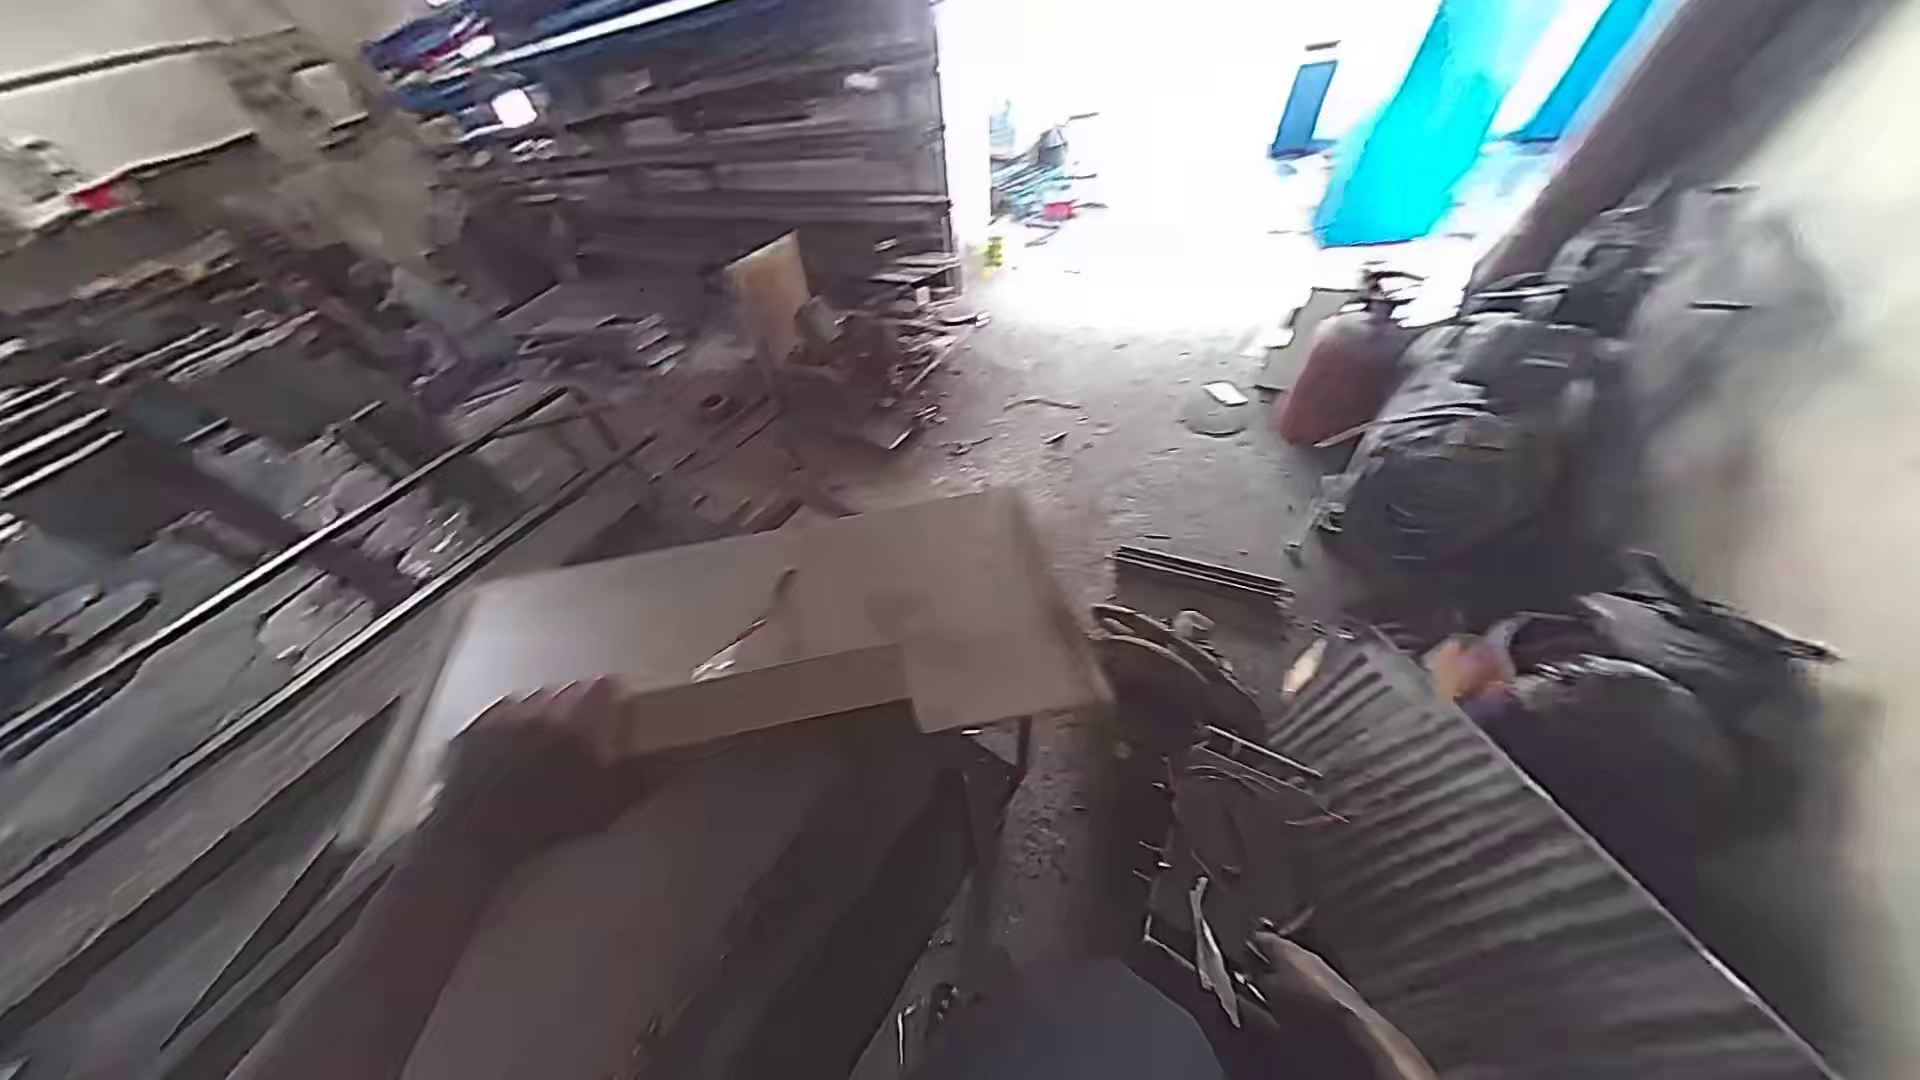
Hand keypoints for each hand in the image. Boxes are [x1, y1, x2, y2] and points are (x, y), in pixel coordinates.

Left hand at [420, 679, 642, 877]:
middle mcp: (540, 714)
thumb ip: (639, 774)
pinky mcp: (470, 735)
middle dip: (578, 701)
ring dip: (545, 707)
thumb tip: (665, 760)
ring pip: (533, 698)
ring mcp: (501, 722)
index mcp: (576, 724)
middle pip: (567, 691)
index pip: (601, 689)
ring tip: (551, 725)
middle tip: (585, 718)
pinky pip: (496, 713)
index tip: (614, 699)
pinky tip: (515, 731)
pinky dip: (508, 717)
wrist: (472, 846)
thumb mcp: (607, 803)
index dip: (610, 694)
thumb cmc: (544, 824)